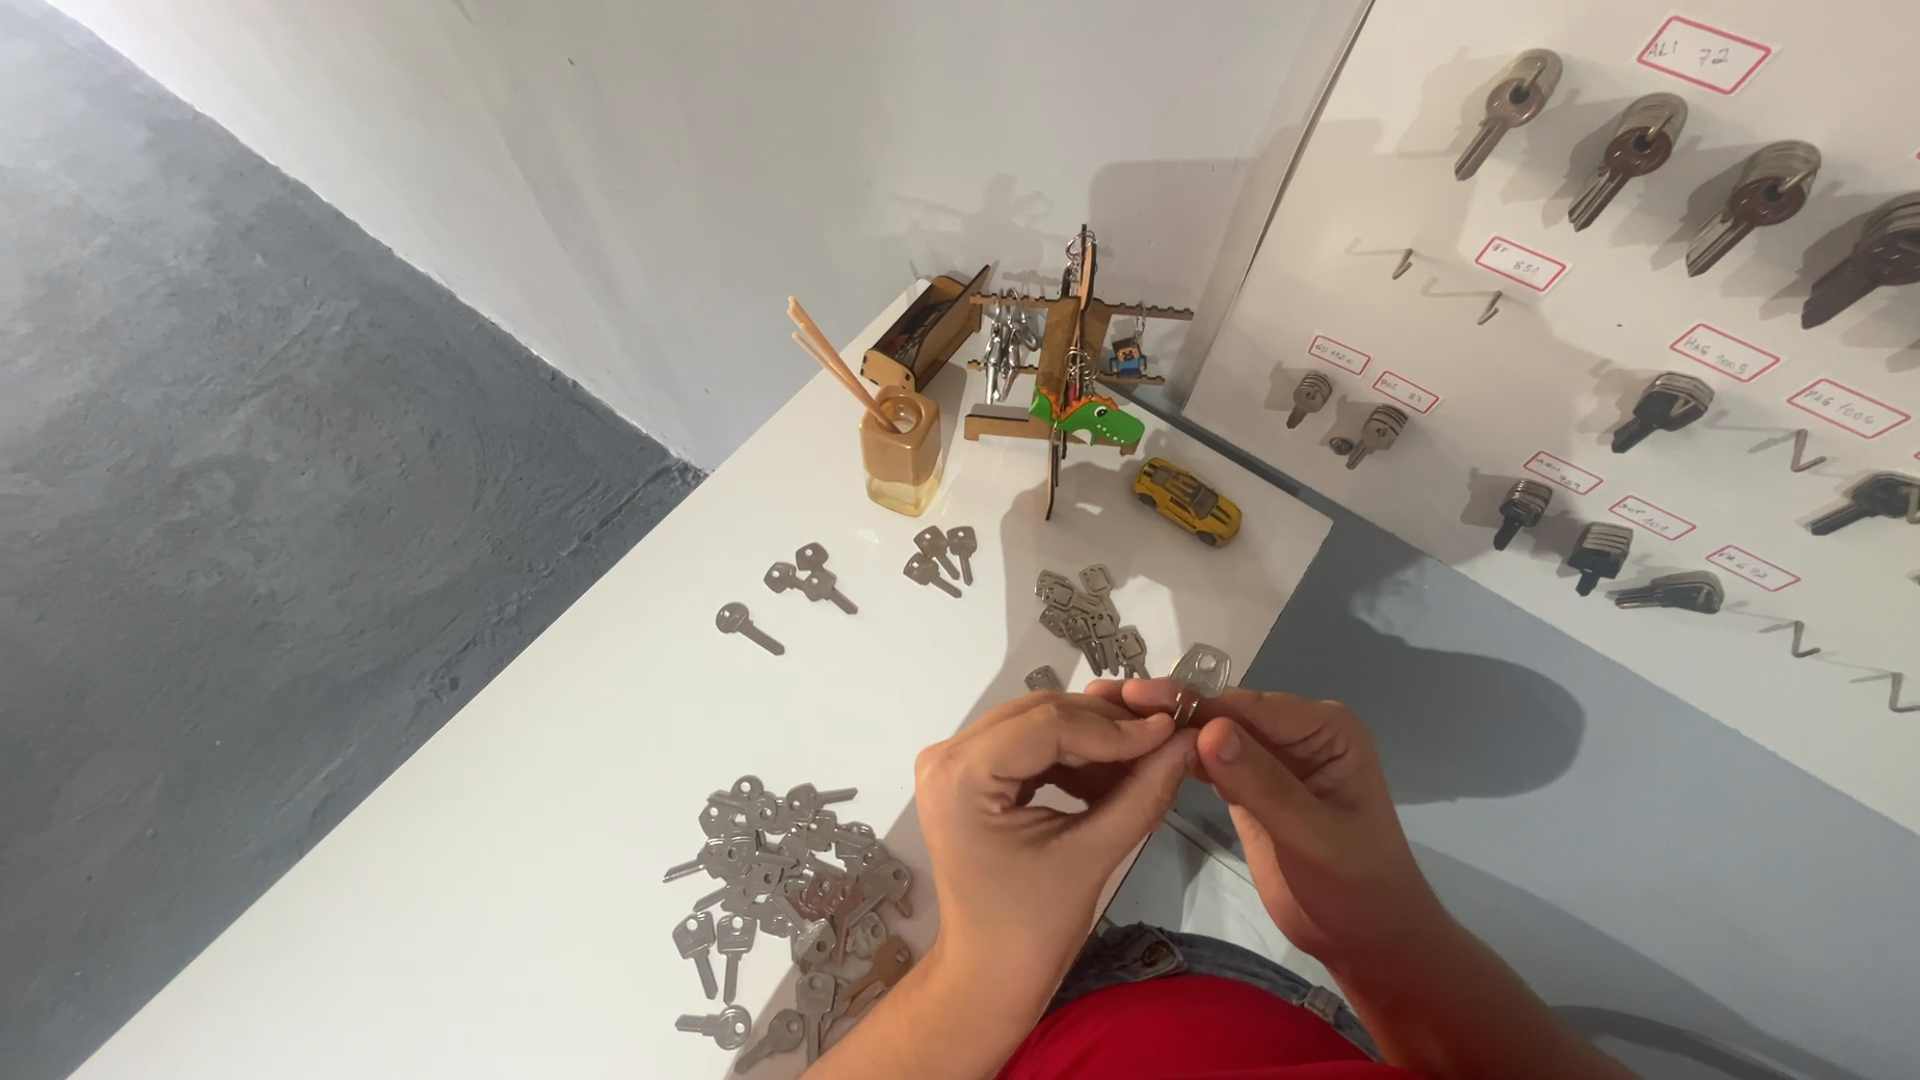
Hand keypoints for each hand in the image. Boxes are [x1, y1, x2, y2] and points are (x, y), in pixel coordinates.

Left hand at [913, 690, 1197, 1001]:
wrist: (989, 975)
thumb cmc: (1031, 930)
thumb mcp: (1091, 857)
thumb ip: (1141, 793)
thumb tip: (1188, 740)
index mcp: (960, 775)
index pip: (1047, 724)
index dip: (1113, 727)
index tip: (1172, 731)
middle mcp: (946, 754)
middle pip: (1039, 715)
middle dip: (1105, 727)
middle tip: (1164, 741)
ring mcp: (953, 760)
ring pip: (1037, 724)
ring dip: (1091, 740)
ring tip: (1142, 762)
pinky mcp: (968, 771)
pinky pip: (1027, 744)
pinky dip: (1070, 756)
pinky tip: (1108, 777)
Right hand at [1089, 680, 1447, 976]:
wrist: (1366, 943)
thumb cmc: (1356, 889)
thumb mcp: (1312, 836)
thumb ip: (1261, 783)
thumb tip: (1206, 730)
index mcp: (1324, 728)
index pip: (1246, 705)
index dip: (1190, 699)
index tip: (1134, 695)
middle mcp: (1294, 730)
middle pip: (1220, 711)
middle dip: (1164, 705)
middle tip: (1103, 697)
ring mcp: (1267, 754)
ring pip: (1206, 731)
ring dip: (1160, 727)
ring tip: (1104, 714)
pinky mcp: (1245, 780)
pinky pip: (1203, 758)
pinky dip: (1170, 754)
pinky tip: (1131, 749)